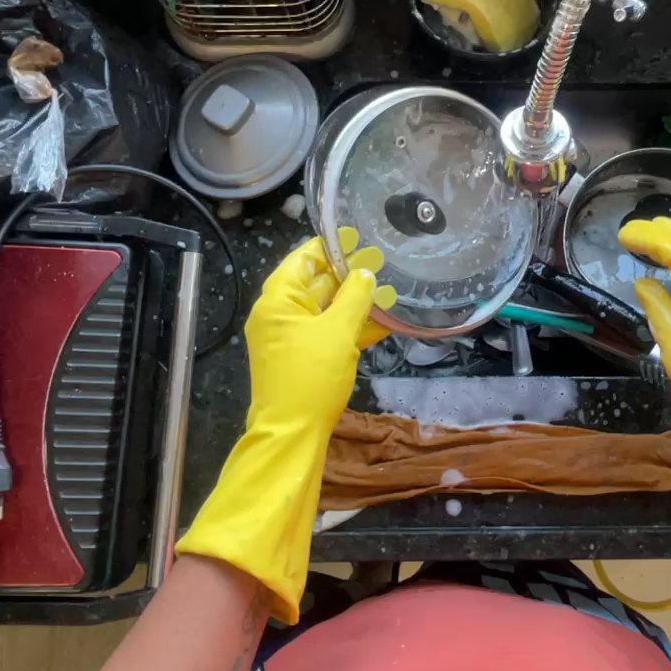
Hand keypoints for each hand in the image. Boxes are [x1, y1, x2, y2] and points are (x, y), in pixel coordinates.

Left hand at [176, 227, 395, 623]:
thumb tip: (366, 273)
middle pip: (316, 282)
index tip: (360, 235)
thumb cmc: (310, 377)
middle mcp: (280, 314)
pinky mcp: (304, 358)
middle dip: (350, 273)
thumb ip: (355, 297)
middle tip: (383, 259)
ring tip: (391, 287)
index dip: (332, 245)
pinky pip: (329, 333)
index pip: (303, 258)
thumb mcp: (337, 332)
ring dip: (356, 301)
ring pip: (326, 309)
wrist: (292, 435)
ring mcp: (292, 337)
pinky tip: (384, 321)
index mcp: (278, 299)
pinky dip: (352, 326)